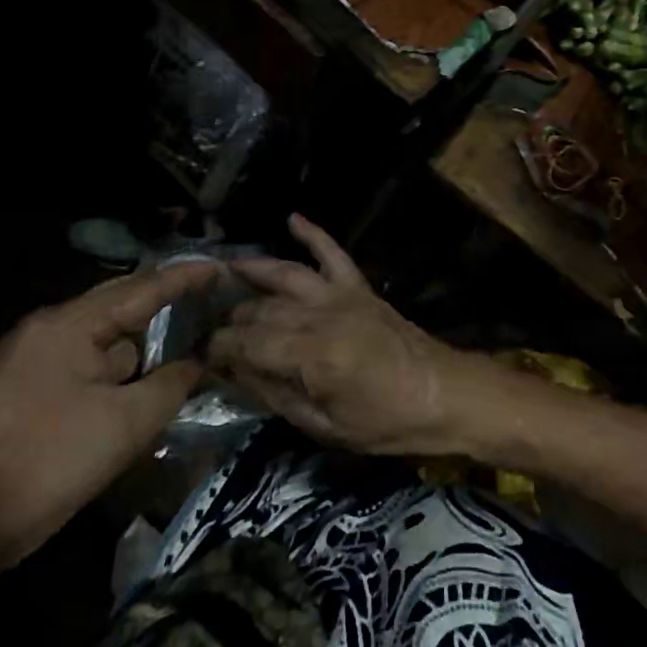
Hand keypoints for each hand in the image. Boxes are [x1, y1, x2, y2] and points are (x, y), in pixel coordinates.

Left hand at [0, 263, 218, 563]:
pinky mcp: (23, 394)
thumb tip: (197, 362)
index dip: (184, 278)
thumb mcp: (122, 425)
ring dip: (138, 349)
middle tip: (207, 304)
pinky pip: (83, 371)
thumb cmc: (42, 461)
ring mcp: (29, 362)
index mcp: (69, 324)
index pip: (140, 289)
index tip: (220, 268)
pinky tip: (136, 393)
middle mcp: (47, 331)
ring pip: (100, 345)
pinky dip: (114, 376)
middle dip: (162, 307)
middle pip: (117, 308)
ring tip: (182, 349)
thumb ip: (169, 386)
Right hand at [208, 215, 473, 456]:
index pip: (249, 345)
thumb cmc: (388, 423)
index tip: (200, 354)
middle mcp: (321, 317)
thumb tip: (238, 374)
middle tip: (211, 327)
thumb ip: (278, 398)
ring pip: (287, 276)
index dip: (220, 349)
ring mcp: (341, 296)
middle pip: (262, 310)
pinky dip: (313, 233)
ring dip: (255, 271)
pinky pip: (332, 253)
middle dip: (232, 319)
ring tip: (226, 270)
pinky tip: (293, 217)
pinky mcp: (359, 287)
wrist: (446, 396)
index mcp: (312, 357)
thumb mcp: (327, 428)